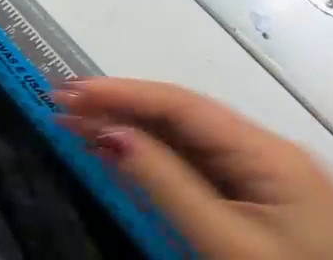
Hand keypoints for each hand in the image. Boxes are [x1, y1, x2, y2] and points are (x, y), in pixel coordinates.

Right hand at [55, 78, 332, 259]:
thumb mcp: (226, 242)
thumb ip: (164, 182)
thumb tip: (105, 128)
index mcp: (272, 154)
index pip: (181, 104)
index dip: (119, 91)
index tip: (65, 89)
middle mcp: (273, 154)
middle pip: (183, 116)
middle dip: (119, 106)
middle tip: (59, 104)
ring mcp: (274, 179)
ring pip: (189, 139)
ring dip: (131, 128)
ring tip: (77, 123)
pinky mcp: (269, 203)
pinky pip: (202, 165)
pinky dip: (157, 155)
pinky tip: (123, 151)